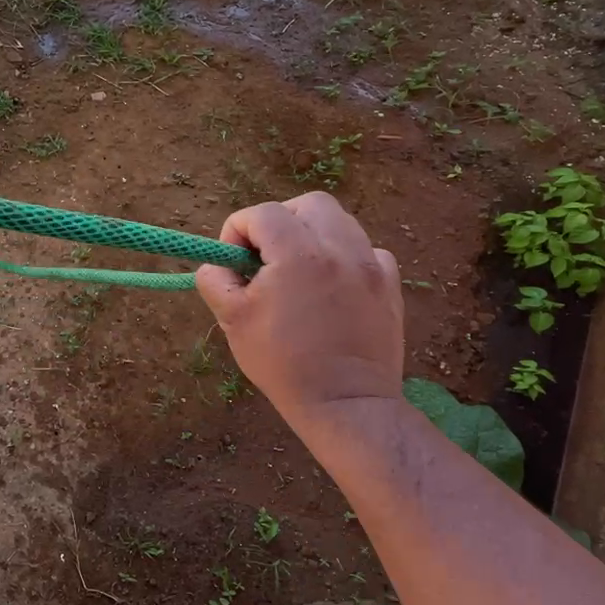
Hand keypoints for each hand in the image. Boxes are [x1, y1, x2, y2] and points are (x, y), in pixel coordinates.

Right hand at [194, 191, 403, 426]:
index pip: (261, 214)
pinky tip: (330, 284)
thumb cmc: (281, 360)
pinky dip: (344, 256)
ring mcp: (371, 266)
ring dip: (311, 234)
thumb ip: (215, 279)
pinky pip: (367, 251)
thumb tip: (218, 263)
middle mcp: (340, 249)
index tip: (232, 261)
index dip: (237, 230)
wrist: (344, 401)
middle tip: (265, 254)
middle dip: (279, 219)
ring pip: (341, 222)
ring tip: (296, 268)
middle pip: (309, 204)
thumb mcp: (230, 318)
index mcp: (298, 254)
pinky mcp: (389, 286)